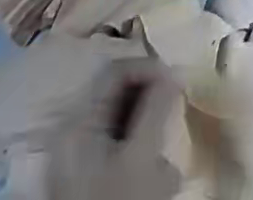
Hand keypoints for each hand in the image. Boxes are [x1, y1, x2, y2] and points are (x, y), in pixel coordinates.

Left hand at [45, 58, 182, 199]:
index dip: (150, 67)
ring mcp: (79, 160)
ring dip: (152, 135)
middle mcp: (74, 135)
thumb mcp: (142, 155)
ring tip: (167, 163)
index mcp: (78, 122)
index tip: (179, 81)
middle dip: (153, 104)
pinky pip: (121, 152)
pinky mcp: (89, 182)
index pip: (116, 70)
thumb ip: (156, 107)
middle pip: (119, 97)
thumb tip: (173, 72)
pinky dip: (144, 157)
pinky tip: (160, 183)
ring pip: (124, 126)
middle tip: (177, 114)